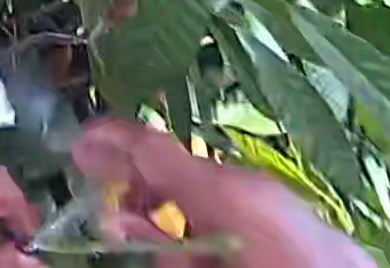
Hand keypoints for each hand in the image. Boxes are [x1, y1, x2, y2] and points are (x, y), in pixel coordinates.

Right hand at [71, 118, 372, 267]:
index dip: (107, 141)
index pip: (151, 145)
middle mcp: (258, 188)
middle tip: (107, 215)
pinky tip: (198, 247)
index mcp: (229, 193)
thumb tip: (115, 219)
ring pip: (212, 191)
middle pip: (178, 166)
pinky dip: (211, 224)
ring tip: (149, 238)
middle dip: (137, 183)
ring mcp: (292, 210)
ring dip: (173, 210)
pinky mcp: (316, 235)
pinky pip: (246, 213)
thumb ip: (157, 248)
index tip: (73, 149)